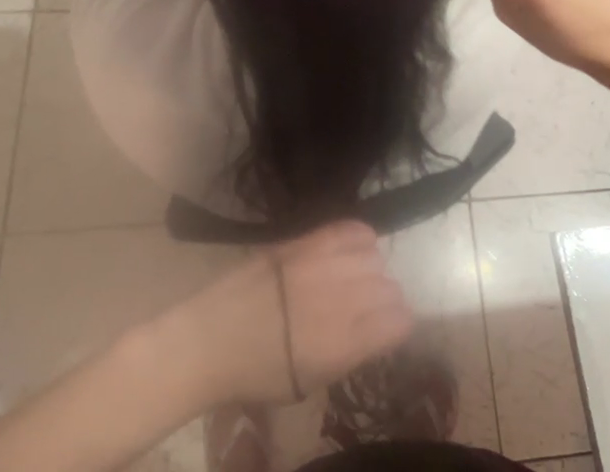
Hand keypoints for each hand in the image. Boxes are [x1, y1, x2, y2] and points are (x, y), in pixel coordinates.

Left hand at [160, 221, 413, 405]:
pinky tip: (354, 250)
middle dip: (384, 300)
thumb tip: (379, 328)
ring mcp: (321, 266)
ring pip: (375, 258)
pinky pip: (350, 229)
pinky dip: (360, 238)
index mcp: (345, 343)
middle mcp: (340, 301)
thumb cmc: (258, 373)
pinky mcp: (303, 242)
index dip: (397, 326)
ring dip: (370, 272)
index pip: (401, 320)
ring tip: (354, 280)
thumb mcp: (314, 380)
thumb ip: (354, 351)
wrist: (209, 341)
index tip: (384, 330)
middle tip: (365, 309)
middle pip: (389, 288)